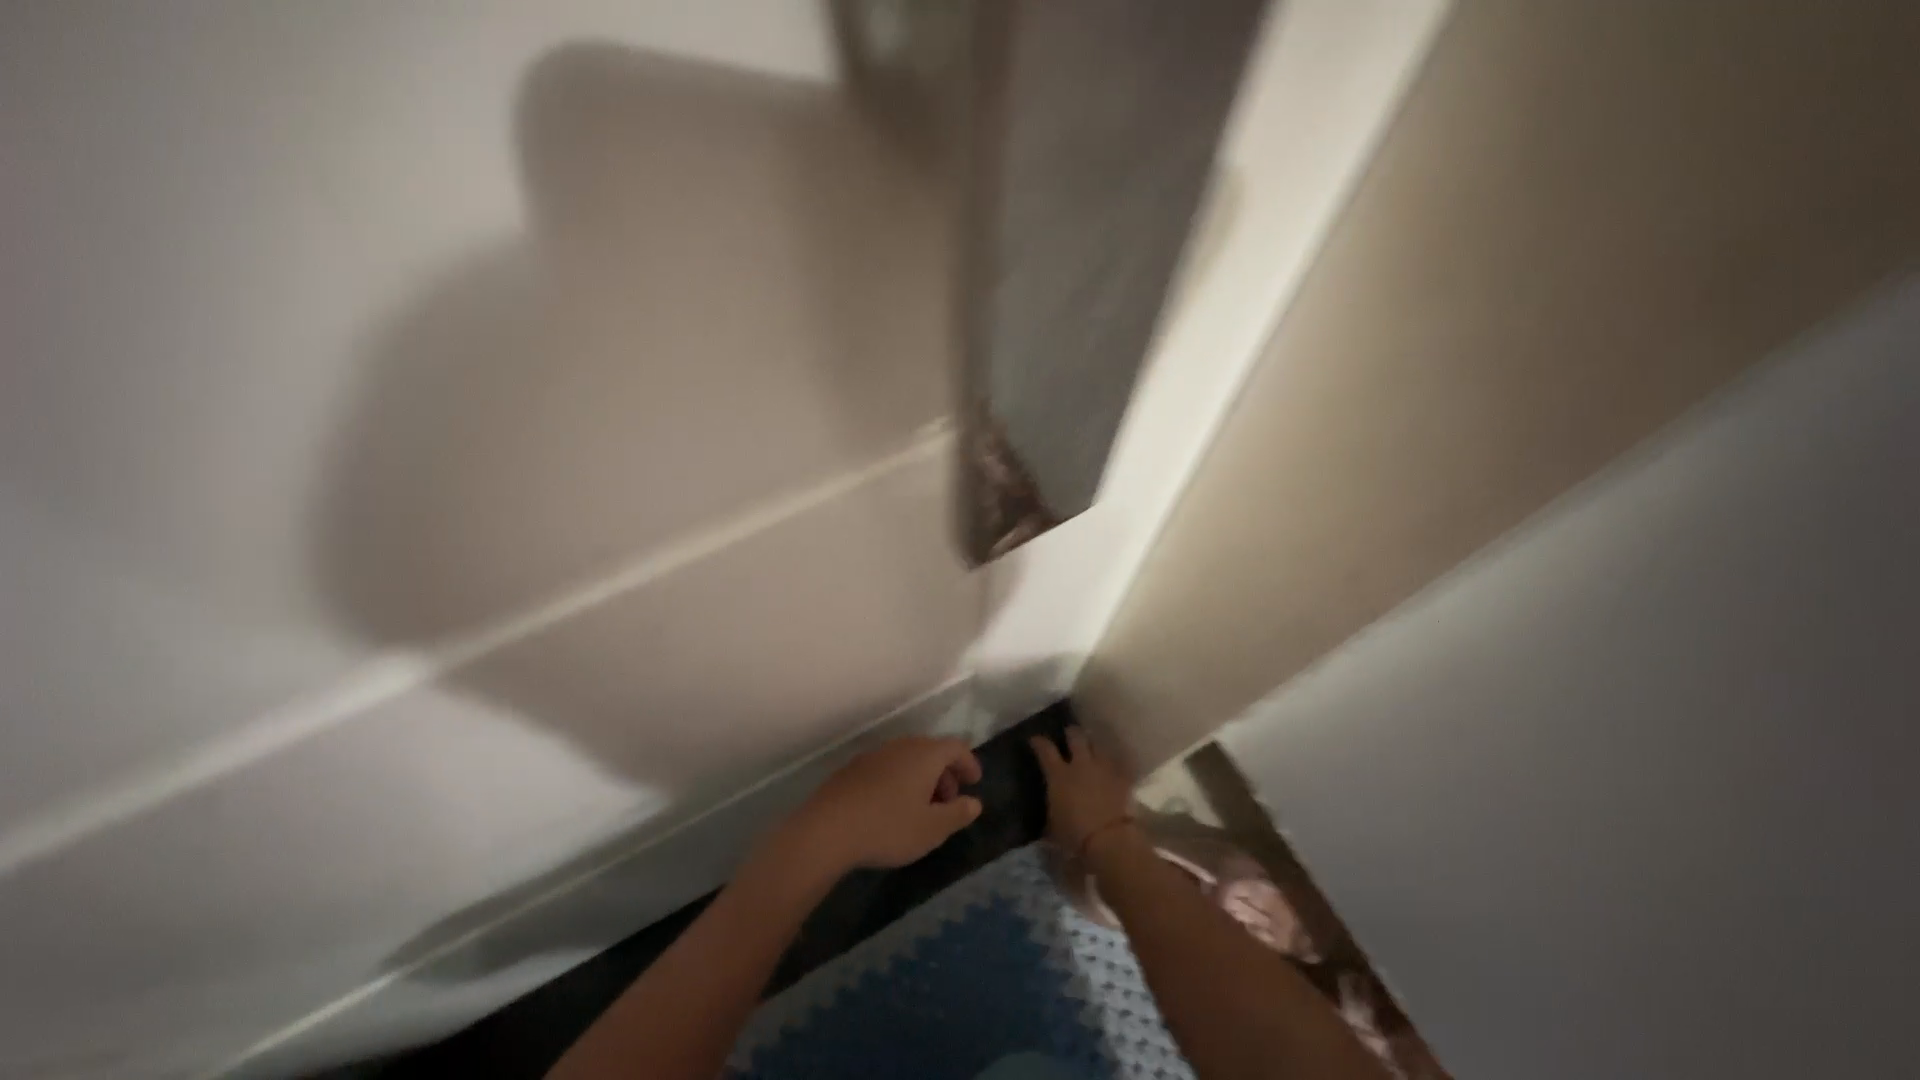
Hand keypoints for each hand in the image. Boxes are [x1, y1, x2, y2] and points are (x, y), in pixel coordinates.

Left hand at [776, 737, 982, 874]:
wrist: (826, 830)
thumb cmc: (888, 827)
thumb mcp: (932, 828)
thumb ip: (958, 814)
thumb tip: (974, 802)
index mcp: (924, 755)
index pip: (955, 747)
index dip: (969, 762)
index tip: (974, 782)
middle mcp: (900, 746)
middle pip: (930, 751)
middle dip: (945, 773)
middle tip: (949, 801)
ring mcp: (873, 756)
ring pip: (906, 760)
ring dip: (921, 779)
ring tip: (921, 809)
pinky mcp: (851, 770)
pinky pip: (886, 769)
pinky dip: (899, 782)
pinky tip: (891, 809)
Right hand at [1030, 726, 1132, 853]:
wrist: (1108, 838)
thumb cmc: (1074, 834)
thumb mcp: (1052, 824)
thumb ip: (1051, 809)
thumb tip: (1050, 808)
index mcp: (1059, 775)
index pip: (1045, 749)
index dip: (1039, 741)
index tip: (1035, 739)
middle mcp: (1081, 764)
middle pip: (1076, 737)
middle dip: (1072, 733)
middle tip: (1070, 733)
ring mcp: (1104, 768)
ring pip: (1099, 746)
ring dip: (1094, 746)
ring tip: (1093, 749)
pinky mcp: (1123, 778)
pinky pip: (1120, 763)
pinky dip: (1116, 764)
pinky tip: (1115, 766)